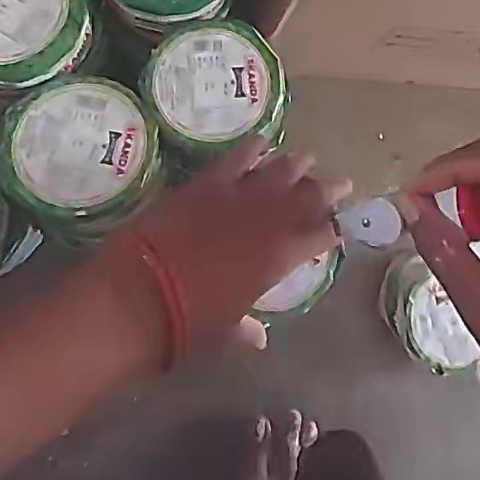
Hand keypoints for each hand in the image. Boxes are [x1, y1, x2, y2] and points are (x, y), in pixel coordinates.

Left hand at [110, 137, 350, 350]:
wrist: (139, 294)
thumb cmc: (187, 323)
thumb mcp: (225, 331)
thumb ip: (246, 329)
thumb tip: (258, 338)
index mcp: (279, 258)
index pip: (319, 236)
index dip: (331, 229)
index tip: (338, 224)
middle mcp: (267, 222)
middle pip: (308, 197)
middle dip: (327, 189)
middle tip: (340, 182)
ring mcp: (238, 197)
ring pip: (279, 171)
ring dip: (296, 165)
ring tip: (306, 159)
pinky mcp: (208, 183)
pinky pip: (238, 157)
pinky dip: (252, 148)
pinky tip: (262, 142)